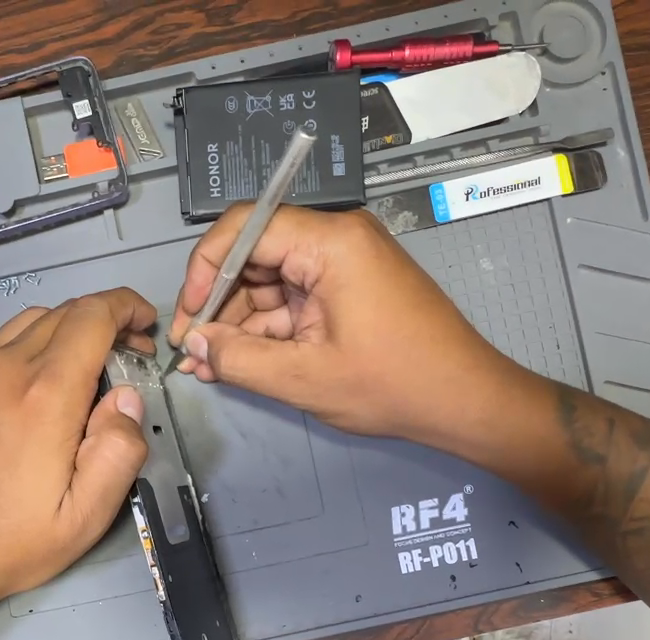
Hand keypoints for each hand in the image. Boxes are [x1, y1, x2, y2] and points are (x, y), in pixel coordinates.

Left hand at [0, 289, 153, 622]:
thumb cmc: (6, 543)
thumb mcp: (83, 517)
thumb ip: (118, 452)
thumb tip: (128, 399)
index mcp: (45, 395)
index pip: (92, 317)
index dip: (127, 308)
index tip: (147, 325)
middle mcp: (7, 369)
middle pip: (65, 312)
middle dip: (107, 320)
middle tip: (132, 354)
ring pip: (33, 320)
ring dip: (71, 329)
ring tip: (94, 367)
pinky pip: (6, 341)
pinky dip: (39, 342)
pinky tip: (49, 383)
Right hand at [168, 205, 525, 445]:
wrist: (462, 400)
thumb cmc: (395, 384)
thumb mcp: (303, 377)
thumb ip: (238, 359)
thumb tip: (195, 346)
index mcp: (330, 243)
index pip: (243, 229)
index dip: (204, 271)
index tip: (187, 318)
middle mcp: (336, 241)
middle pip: (254, 256)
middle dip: (218, 304)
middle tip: (193, 351)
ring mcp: (342, 266)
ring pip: (268, 283)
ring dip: (237, 324)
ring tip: (210, 366)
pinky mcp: (346, 291)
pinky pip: (291, 303)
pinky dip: (265, 331)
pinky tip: (238, 361)